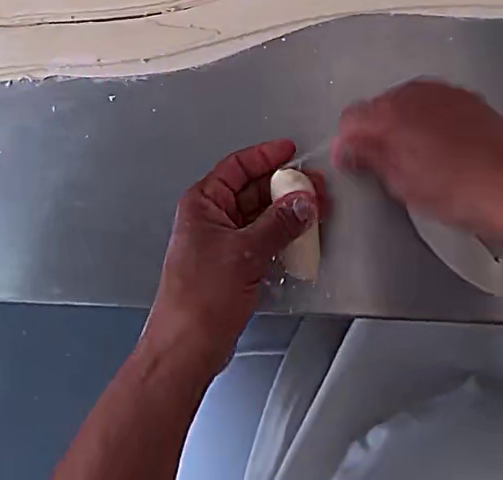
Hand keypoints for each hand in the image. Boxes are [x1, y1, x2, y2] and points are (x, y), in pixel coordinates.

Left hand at [145, 140, 321, 369]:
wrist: (186, 350)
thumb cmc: (197, 301)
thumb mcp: (244, 253)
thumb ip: (278, 224)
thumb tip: (303, 203)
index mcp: (203, 203)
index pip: (237, 166)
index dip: (265, 155)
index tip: (290, 151)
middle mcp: (211, 218)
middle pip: (253, 189)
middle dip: (285, 187)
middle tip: (313, 185)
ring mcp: (223, 242)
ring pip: (261, 215)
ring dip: (288, 212)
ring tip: (315, 209)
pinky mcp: (234, 264)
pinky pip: (264, 238)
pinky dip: (283, 235)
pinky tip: (302, 236)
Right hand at [335, 79, 502, 240]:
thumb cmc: (467, 191)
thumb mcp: (405, 186)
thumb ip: (370, 159)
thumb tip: (349, 148)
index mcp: (391, 113)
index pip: (350, 119)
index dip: (348, 144)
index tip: (353, 163)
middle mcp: (414, 93)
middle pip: (378, 108)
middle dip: (377, 134)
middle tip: (388, 169)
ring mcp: (443, 92)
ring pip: (407, 105)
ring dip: (405, 128)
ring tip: (421, 163)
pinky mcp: (466, 97)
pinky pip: (434, 106)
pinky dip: (430, 123)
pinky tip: (445, 152)